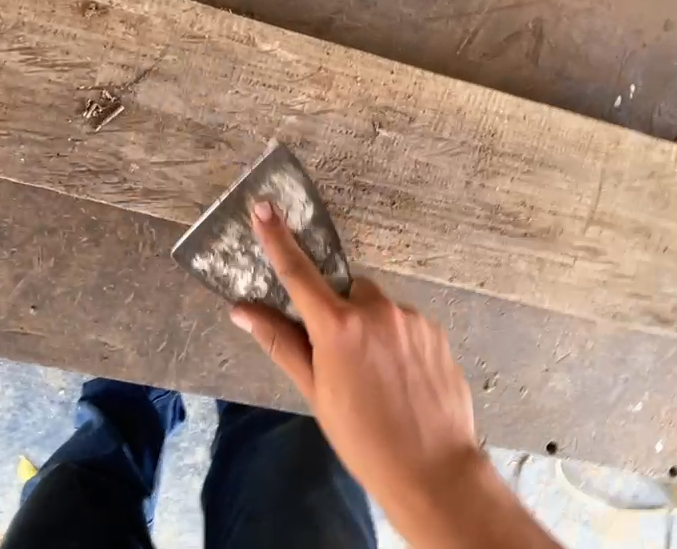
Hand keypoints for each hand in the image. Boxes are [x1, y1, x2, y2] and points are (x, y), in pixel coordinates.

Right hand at [231, 201, 484, 519]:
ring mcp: (409, 318)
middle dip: (341, 314)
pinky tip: (402, 379)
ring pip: (378, 308)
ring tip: (379, 378)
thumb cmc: (362, 437)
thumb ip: (280, 343)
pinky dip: (398, 341)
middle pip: (347, 292)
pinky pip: (405, 323)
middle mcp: (375, 310)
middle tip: (344, 359)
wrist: (433, 471)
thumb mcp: (314, 392)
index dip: (276, 237)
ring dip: (372, 329)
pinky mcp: (434, 330)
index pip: (297, 272)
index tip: (263, 206)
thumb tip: (241, 310)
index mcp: (337, 326)